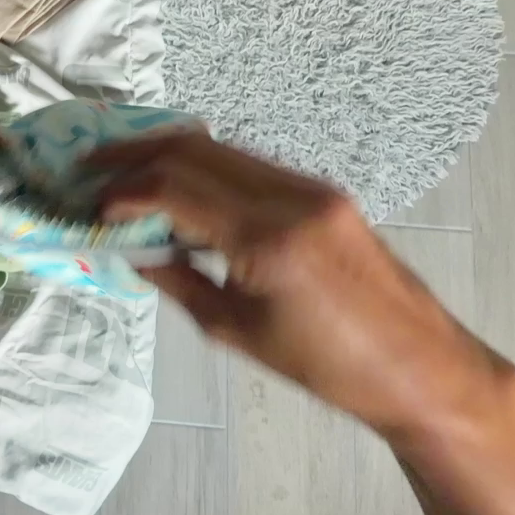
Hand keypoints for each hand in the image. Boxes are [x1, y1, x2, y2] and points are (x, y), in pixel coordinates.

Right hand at [91, 132, 514, 441]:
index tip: (93, 210)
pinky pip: (244, 163)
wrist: (424, 368)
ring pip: (217, 146)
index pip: (173, 186)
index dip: (122, 192)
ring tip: (122, 168)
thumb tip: (131, 249)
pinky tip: (175, 184)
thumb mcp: (233, 330)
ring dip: (163, 153)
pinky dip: (198, 166)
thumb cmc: (325, 366)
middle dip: (132, 154)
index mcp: (267, 237)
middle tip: (90, 165)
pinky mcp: (320, 192)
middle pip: (191, 148)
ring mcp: (310, 188)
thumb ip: (176, 279)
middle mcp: (290, 196)